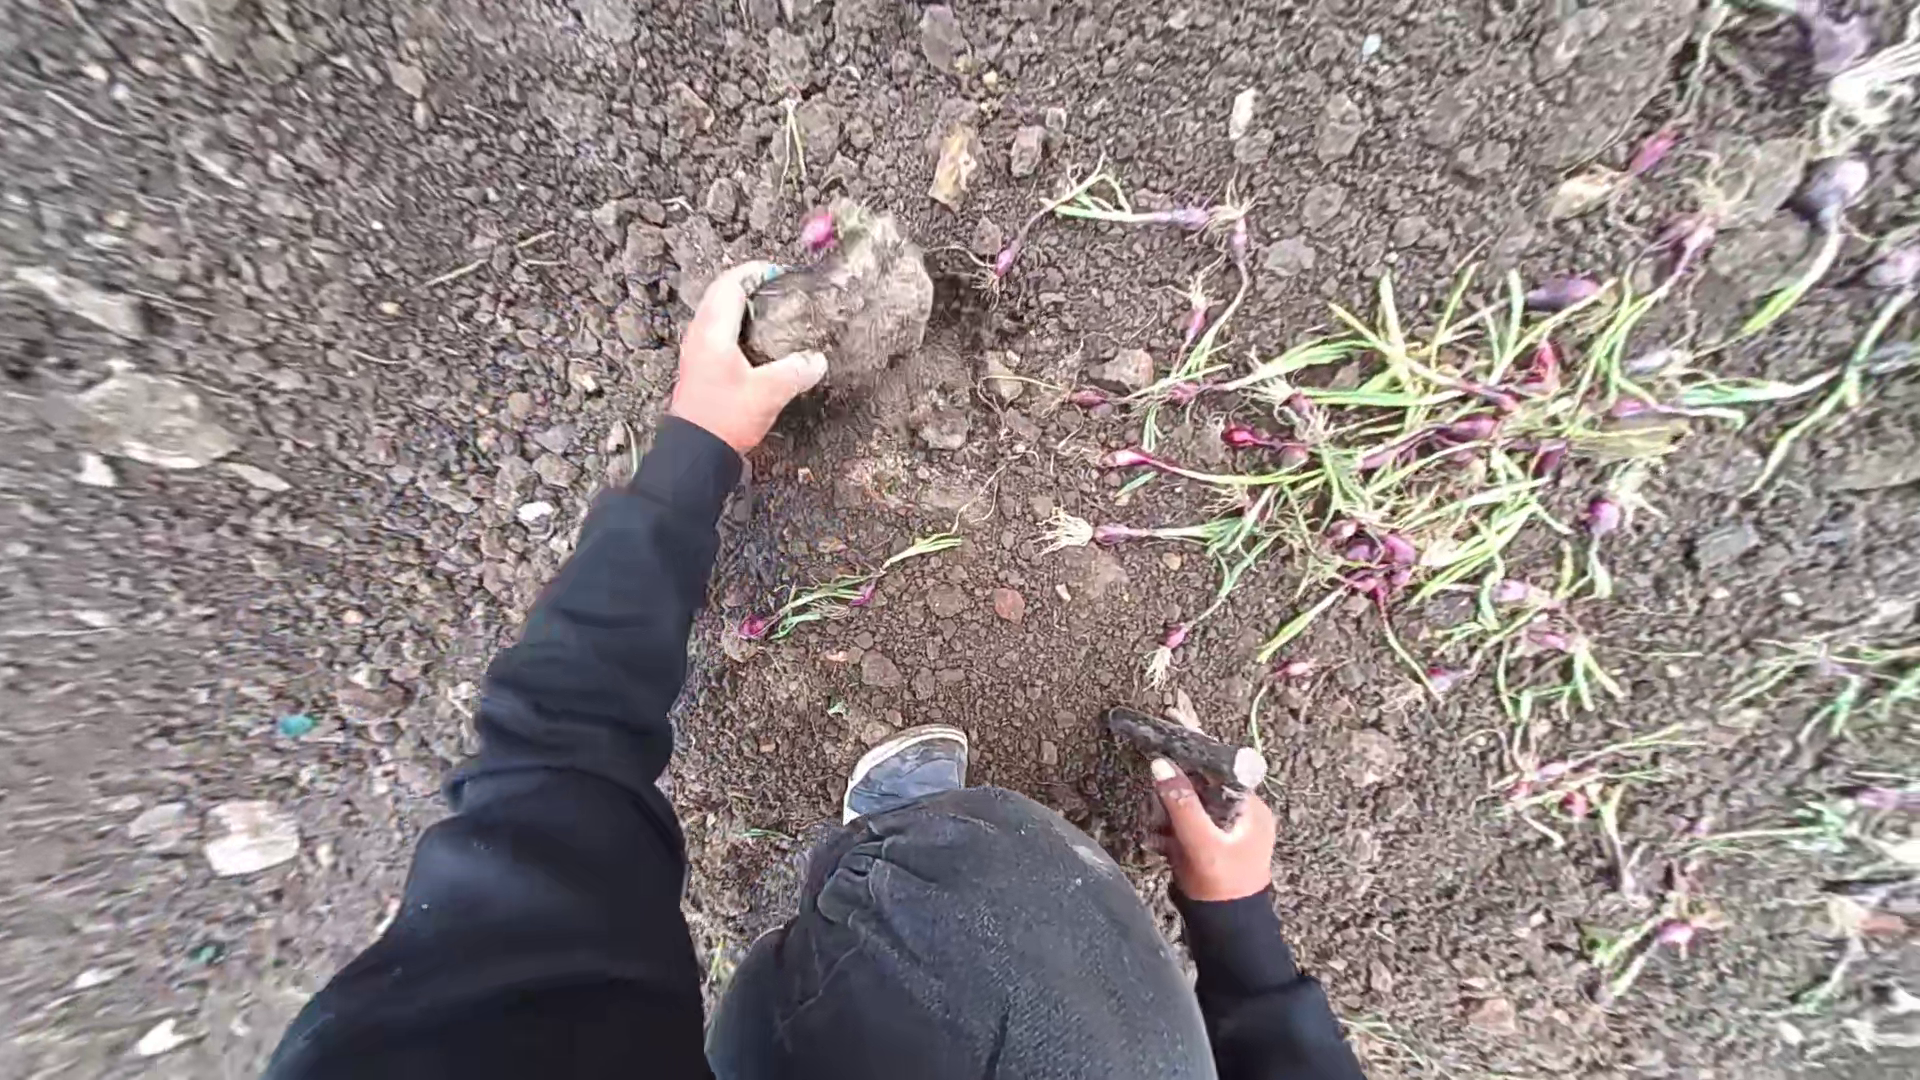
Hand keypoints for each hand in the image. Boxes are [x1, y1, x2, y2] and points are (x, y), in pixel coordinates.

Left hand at [667, 261, 827, 453]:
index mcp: (712, 331)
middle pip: (721, 295)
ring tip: (769, 312)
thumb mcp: (768, 392)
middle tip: (776, 288)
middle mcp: (700, 335)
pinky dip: (737, 327)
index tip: (778, 272)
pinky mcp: (701, 368)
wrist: (697, 451)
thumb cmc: (725, 418)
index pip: (730, 285)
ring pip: (718, 314)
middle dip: (748, 285)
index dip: (754, 272)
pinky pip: (718, 334)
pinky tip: (756, 343)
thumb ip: (795, 371)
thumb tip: (817, 360)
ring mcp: (698, 352)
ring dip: (741, 306)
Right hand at [1151, 757, 1277, 901]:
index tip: (1164, 750)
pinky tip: (1159, 839)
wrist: (1226, 934)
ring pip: (1186, 799)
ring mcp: (1223, 826)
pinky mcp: (1208, 838)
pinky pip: (1183, 817)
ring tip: (1158, 830)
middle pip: (1198, 782)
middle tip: (1157, 807)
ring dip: (1166, 810)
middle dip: (1172, 792)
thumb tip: (1160, 763)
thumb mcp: (1201, 843)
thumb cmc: (1222, 887)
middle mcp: (1239, 811)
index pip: (1217, 767)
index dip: (1191, 758)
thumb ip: (1181, 803)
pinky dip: (1167, 824)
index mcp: (1250, 807)